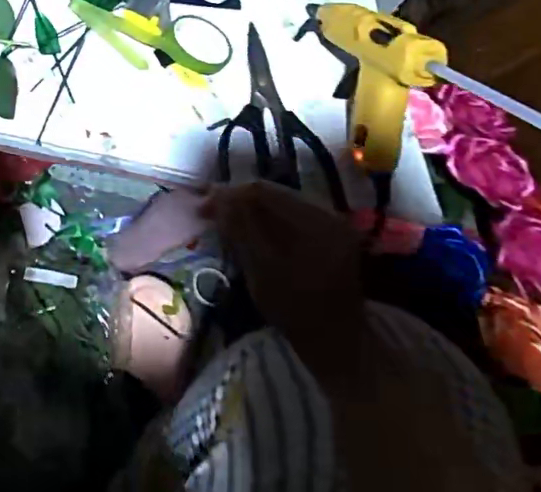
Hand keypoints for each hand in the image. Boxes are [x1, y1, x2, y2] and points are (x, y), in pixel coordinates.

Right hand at [205, 182, 365, 365]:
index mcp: (316, 221)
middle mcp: (326, 212)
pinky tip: (247, 226)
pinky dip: (264, 218)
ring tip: (223, 217)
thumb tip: (218, 195)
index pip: (265, 193)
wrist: (337, 347)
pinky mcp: (326, 233)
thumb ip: (242, 231)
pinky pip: (287, 215)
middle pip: (273, 194)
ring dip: (248, 208)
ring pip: (278, 203)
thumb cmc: (298, 316)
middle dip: (238, 199)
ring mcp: (328, 222)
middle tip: (208, 209)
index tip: (203, 205)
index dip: (231, 195)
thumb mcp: (264, 274)